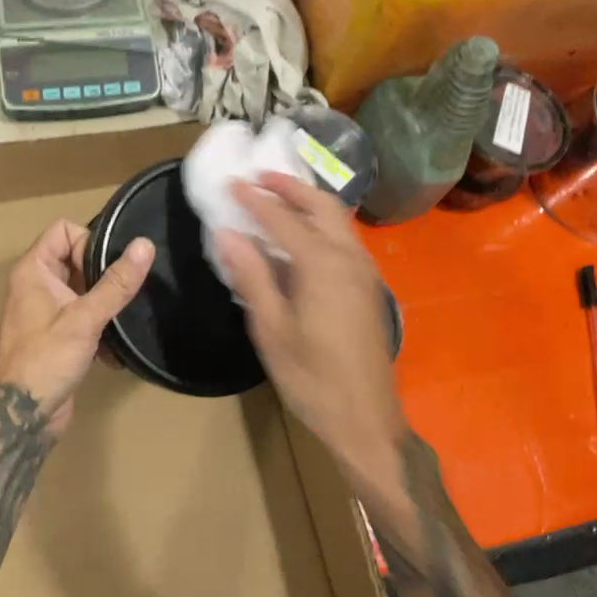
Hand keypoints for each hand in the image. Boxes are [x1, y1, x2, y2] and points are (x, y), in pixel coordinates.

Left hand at [0, 220, 153, 433]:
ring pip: (83, 290)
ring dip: (104, 305)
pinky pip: (82, 316)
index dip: (89, 242)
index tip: (109, 269)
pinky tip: (113, 351)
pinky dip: (98, 328)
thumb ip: (116, 283)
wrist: (23, 418)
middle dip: (103, 276)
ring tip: (123, 321)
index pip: (64, 230)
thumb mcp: (85, 319)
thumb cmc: (46, 361)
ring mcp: (43, 311)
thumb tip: (144, 245)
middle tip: (124, 294)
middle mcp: (35, 285)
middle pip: (76, 259)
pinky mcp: (54, 335)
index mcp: (32, 271)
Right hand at [217, 172, 405, 471]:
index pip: (282, 218)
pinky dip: (321, 223)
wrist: (365, 419)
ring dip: (308, 201)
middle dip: (290, 186)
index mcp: (322, 265)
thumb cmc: (311, 378)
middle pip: (321, 205)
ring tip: (277, 197)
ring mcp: (364, 272)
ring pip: (338, 220)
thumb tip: (228, 234)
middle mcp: (349, 258)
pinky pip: (344, 238)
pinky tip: (301, 236)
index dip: (254, 198)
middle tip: (259, 176)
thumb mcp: (271, 329)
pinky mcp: (368, 287)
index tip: (231, 181)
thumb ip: (251, 276)